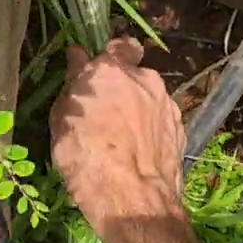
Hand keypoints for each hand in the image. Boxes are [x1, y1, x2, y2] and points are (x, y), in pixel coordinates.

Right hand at [49, 38, 185, 238]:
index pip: (118, 45)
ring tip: (123, 139)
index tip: (99, 72)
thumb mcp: (63, 118)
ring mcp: (166, 104)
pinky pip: (160, 121)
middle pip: (134, 74)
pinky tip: (138, 152)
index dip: (110, 56)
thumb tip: (77, 57)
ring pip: (149, 98)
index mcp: (110, 70)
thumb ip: (73, 83)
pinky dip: (150, 130)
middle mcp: (144, 79)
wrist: (131, 197)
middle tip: (106, 111)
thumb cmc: (84, 155)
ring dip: (138, 109)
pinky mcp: (180, 129)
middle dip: (122, 86)